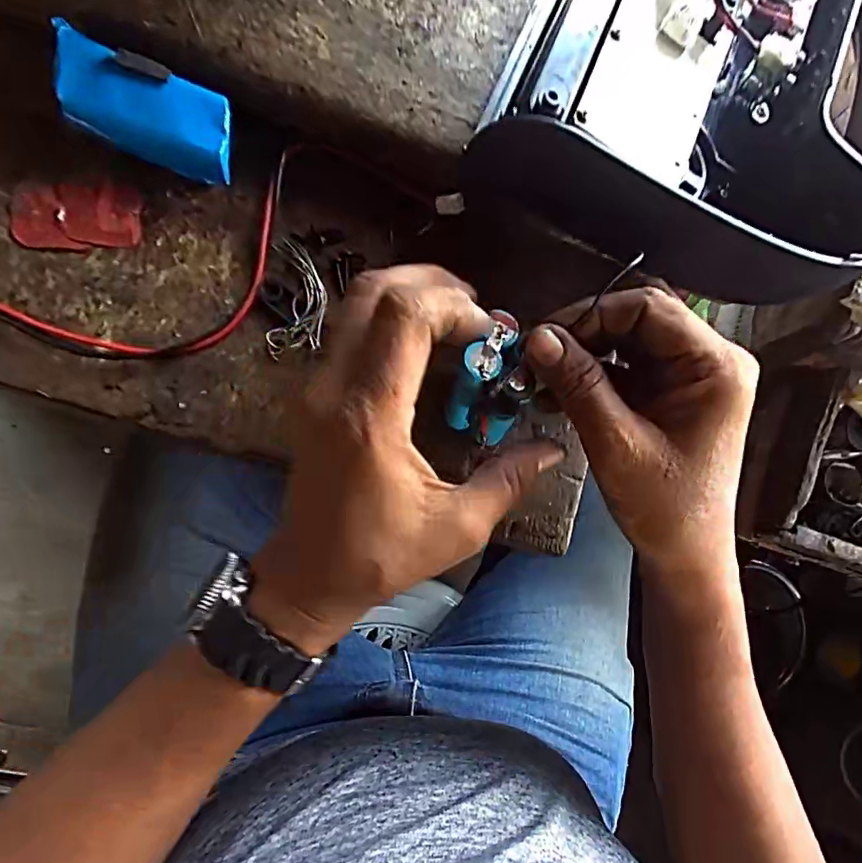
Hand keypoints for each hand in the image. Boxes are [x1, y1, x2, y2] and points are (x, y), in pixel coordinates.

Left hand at [248, 266, 563, 654]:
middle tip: (478, 316)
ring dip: (410, 298)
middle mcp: (335, 388)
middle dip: (433, 287)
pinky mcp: (316, 395)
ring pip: (356, 303)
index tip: (490, 336)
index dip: (455, 308)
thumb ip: (508, 480)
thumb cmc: (380, 556)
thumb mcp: (459, 527)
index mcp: (371, 417)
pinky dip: (391, 321)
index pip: (404, 317)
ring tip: (458, 324)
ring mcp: (317, 387)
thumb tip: (551, 448)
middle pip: (374, 291)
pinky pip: (351, 330)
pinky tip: (427, 349)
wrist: (310, 575)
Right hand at [524, 287, 757, 577]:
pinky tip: (565, 390)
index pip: (650, 308)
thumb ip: (579, 385)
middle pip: (641, 320)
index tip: (549, 335)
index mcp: (718, 368)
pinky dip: (597, 376)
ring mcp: (695, 380)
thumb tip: (542, 338)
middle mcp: (713, 365)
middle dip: (587, 334)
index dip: (593, 314)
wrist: (685, 554)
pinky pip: (632, 368)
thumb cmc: (669, 511)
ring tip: (547, 376)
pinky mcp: (676, 396)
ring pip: (632, 342)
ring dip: (588, 355)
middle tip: (543, 353)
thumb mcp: (617, 444)